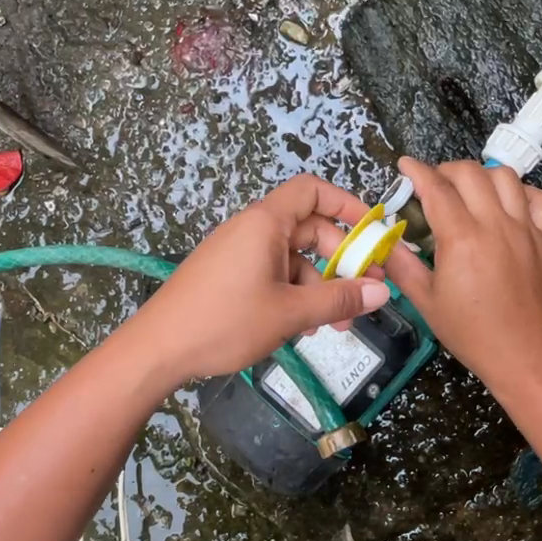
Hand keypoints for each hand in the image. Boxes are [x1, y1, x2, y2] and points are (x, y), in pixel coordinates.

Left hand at [125, 174, 392, 382]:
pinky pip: (272, 275)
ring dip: (319, 287)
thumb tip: (383, 293)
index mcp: (265, 223)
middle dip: (341, 261)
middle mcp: (252, 230)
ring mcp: (238, 254)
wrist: (158, 349)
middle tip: (365, 294)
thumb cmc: (225, 322)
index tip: (373, 232)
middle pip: (309, 230)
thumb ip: (338, 300)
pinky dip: (293, 295)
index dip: (347, 205)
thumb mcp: (289, 313)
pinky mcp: (228, 277)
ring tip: (336, 325)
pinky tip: (303, 328)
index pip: (313, 191)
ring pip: (293, 259)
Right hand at [383, 158, 541, 388]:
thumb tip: (383, 240)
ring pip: (506, 176)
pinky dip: (521, 191)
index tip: (405, 165)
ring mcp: (526, 229)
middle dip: (446, 169)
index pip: (436, 188)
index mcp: (462, 239)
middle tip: (432, 184)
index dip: (416, 171)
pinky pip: (540, 198)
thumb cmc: (472, 333)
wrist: (526, 356)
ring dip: (482, 175)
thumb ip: (402, 265)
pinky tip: (507, 204)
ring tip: (468, 190)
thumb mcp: (426, 302)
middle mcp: (496, 225)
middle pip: (471, 172)